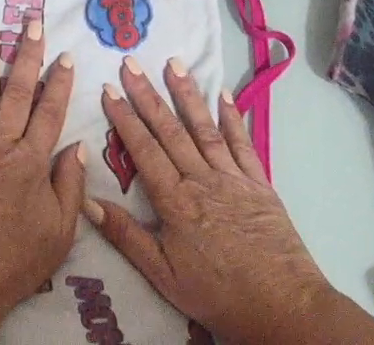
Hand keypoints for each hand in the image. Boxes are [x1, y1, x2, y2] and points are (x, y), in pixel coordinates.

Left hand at [0, 18, 85, 321]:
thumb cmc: (19, 257)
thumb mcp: (62, 229)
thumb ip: (70, 185)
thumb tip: (77, 146)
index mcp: (34, 162)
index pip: (50, 112)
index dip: (59, 83)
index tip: (65, 55)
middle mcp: (3, 144)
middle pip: (18, 91)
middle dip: (27, 54)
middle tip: (32, 22)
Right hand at [87, 58, 373, 344]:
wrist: (287, 310)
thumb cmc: (220, 296)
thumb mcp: (164, 276)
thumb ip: (126, 236)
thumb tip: (86, 200)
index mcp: (175, 200)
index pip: (143, 150)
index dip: (124, 118)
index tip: (108, 89)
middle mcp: (201, 180)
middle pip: (169, 130)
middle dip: (147, 94)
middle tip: (130, 62)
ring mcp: (232, 179)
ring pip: (204, 128)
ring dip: (186, 94)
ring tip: (173, 62)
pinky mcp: (259, 185)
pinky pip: (243, 145)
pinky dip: (233, 118)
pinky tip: (224, 94)